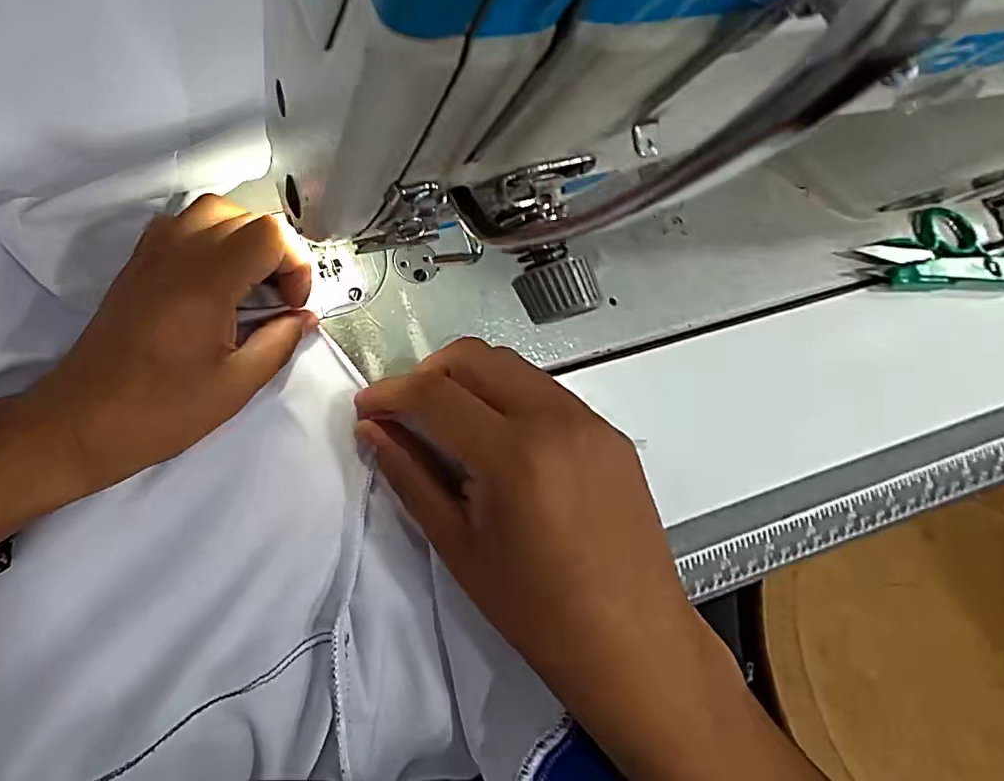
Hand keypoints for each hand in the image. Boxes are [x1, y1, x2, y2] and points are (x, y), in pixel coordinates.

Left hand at [0, 195, 315, 549]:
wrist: (82, 421)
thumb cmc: (159, 410)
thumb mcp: (234, 386)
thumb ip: (278, 342)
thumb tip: (302, 317)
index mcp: (207, 279)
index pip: (270, 234)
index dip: (294, 264)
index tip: (292, 305)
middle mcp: (179, 252)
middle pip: (245, 216)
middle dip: (274, 251)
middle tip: (276, 298)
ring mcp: (152, 253)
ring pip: (210, 211)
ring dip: (240, 235)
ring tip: (248, 281)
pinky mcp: (136, 264)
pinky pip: (179, 225)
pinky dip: (206, 237)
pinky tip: (210, 280)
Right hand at [354, 339, 696, 697]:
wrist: (634, 647)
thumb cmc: (542, 612)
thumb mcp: (457, 543)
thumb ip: (408, 475)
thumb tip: (374, 431)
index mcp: (515, 456)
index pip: (434, 393)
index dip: (390, 393)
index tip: (369, 406)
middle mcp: (556, 423)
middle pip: (471, 356)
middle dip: (426, 373)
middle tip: (406, 410)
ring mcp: (589, 422)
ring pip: (508, 364)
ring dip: (467, 379)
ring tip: (449, 423)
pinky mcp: (608, 431)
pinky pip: (544, 388)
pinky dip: (506, 395)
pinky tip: (497, 437)